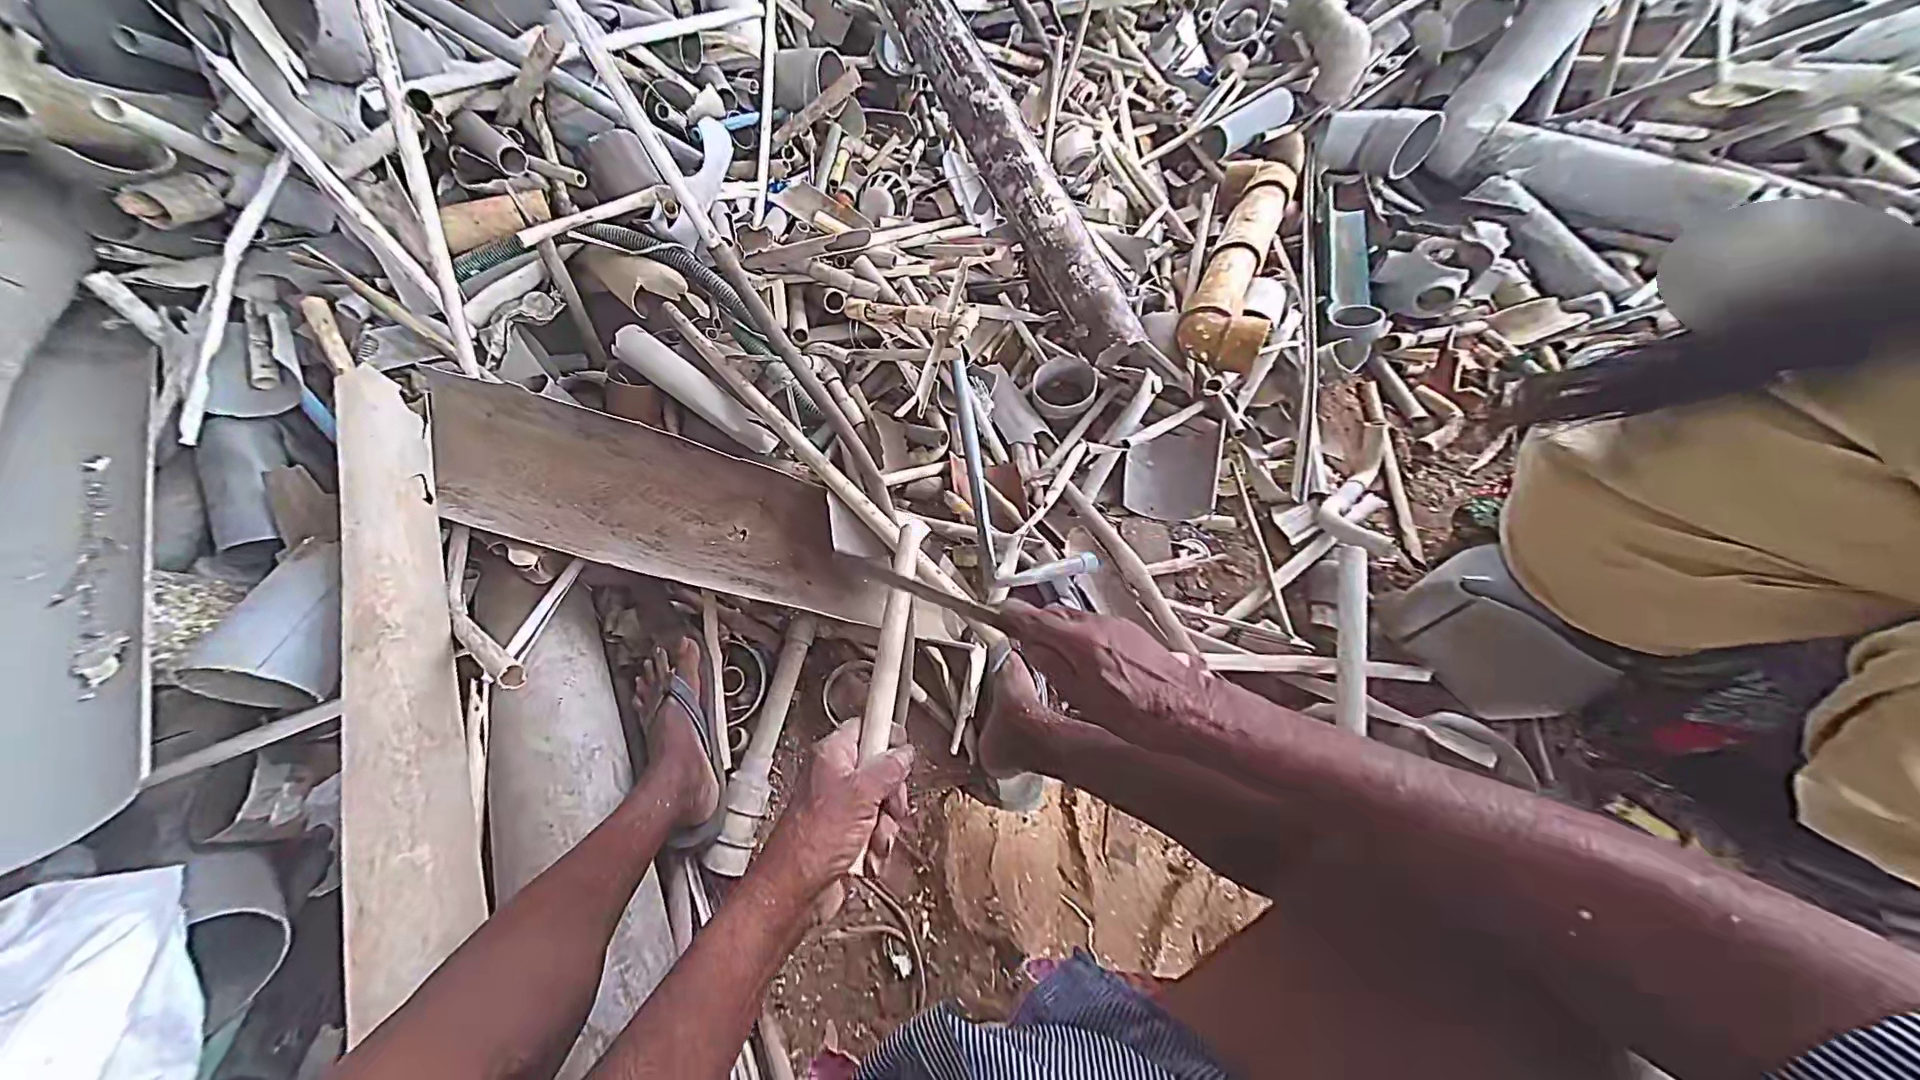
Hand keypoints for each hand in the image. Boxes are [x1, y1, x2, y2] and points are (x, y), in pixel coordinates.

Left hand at [760, 720, 912, 914]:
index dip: (886, 734)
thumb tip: (904, 754)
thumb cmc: (812, 840)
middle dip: (892, 793)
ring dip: (885, 825)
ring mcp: (839, 806)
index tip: (902, 746)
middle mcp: (834, 777)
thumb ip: (888, 769)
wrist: (795, 890)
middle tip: (891, 805)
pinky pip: (874, 829)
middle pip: (880, 769)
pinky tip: (867, 854)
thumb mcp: (862, 794)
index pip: (864, 727)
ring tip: (874, 837)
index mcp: (832, 755)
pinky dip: (876, 843)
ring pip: (881, 803)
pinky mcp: (844, 832)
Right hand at [995, 599, 1211, 753]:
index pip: (1032, 618)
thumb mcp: (1080, 695)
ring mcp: (1116, 625)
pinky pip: (1094, 627)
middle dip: (1034, 623)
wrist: (1189, 711)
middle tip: (1020, 638)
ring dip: (1058, 631)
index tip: (996, 616)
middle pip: (1053, 613)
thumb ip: (1052, 664)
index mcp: (1079, 639)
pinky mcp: (1130, 632)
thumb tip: (1031, 645)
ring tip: (1053, 657)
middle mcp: (1097, 624)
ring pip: (1074, 619)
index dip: (1010, 616)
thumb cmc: (1140, 713)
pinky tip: (1083, 660)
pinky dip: (1080, 637)